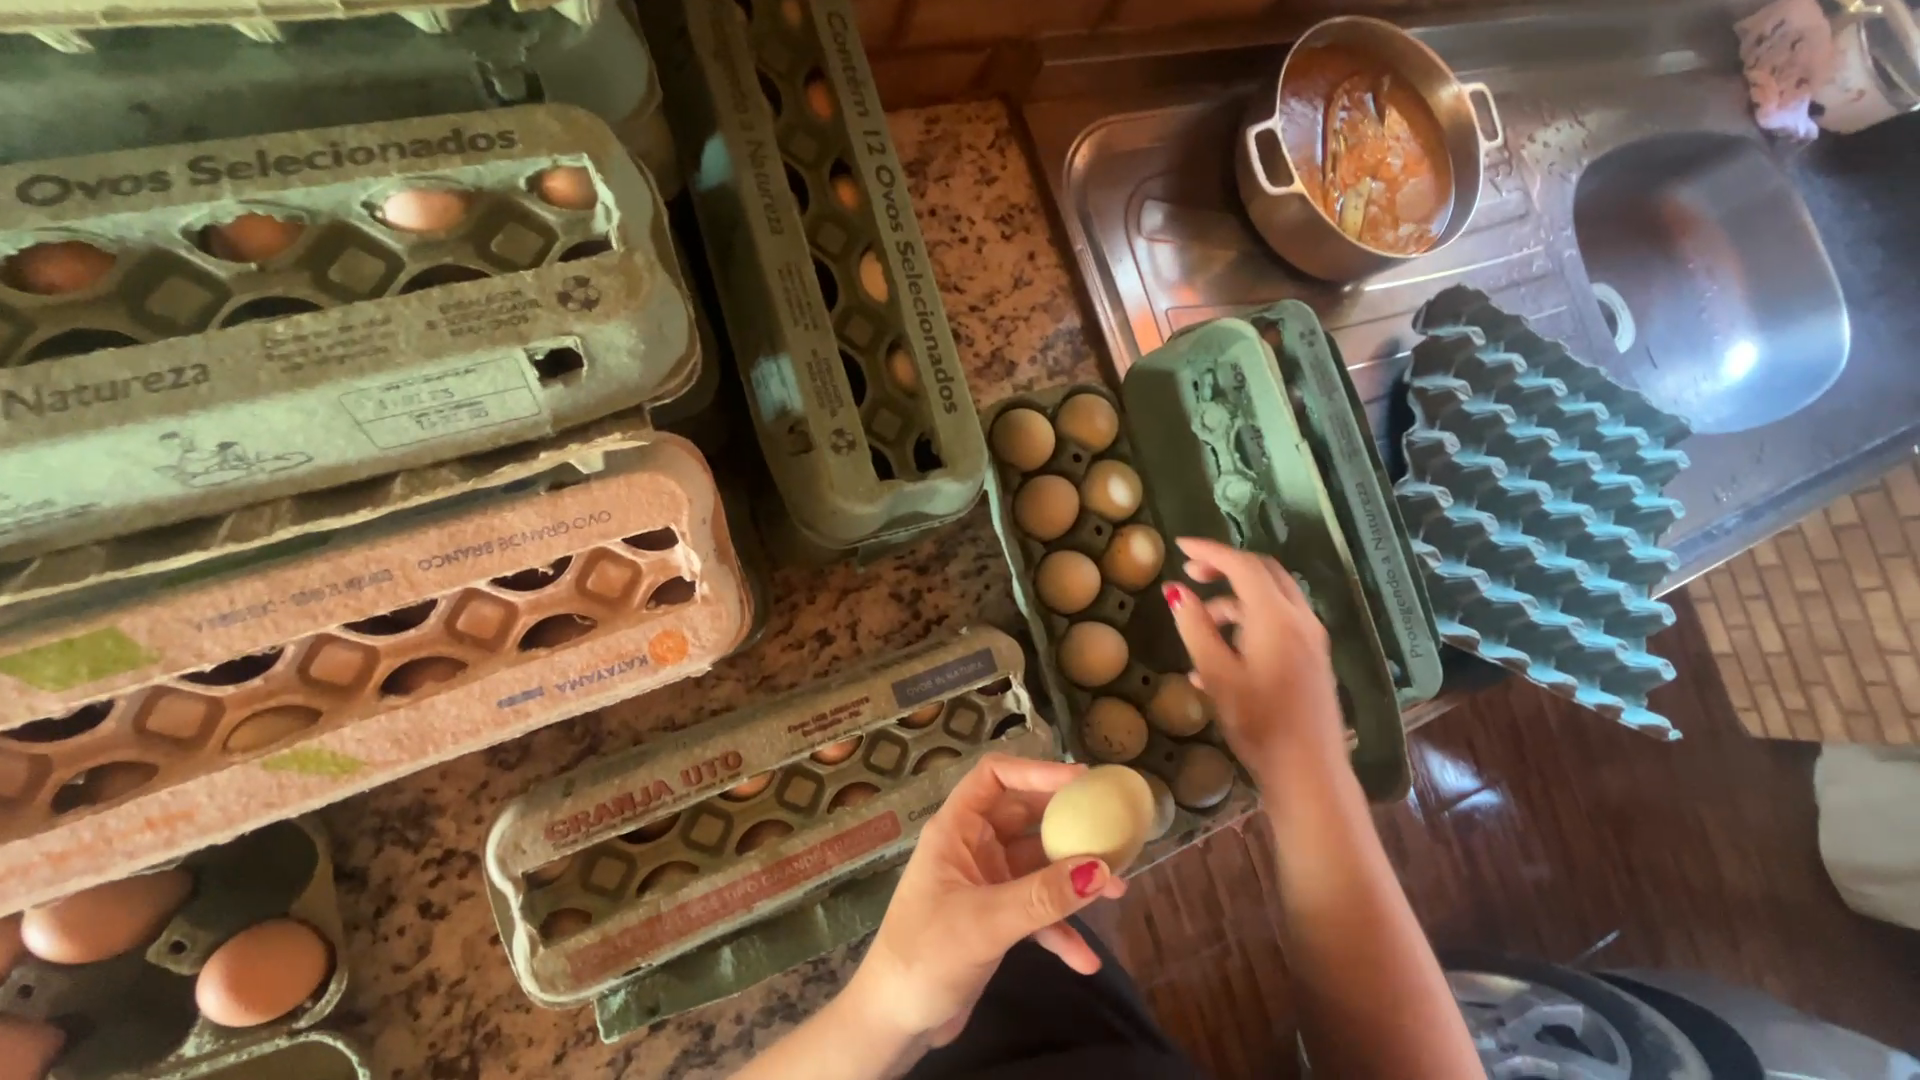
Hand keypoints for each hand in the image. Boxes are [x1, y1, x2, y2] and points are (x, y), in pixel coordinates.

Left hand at [841, 754, 1126, 1047]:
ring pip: (1039, 866)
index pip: (994, 777)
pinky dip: (1060, 930)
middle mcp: (972, 849)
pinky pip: (1036, 912)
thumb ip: (1043, 896)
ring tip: (1119, 890)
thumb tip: (1101, 870)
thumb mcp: (986, 923)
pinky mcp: (995, 920)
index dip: (1036, 771)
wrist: (892, 1023)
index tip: (1082, 781)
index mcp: (955, 830)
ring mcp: (985, 884)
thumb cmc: (923, 957)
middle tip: (1113, 830)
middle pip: (1026, 818)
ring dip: (1075, 879)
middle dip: (1069, 826)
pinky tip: (1085, 960)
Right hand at [1163, 537, 1347, 784]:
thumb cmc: (1258, 723)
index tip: (1179, 547)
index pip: (1242, 565)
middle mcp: (1300, 618)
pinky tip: (1219, 659)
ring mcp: (1311, 639)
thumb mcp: (1217, 674)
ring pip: (1271, 599)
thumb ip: (1195, 627)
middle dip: (1226, 567)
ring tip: (1199, 624)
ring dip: (1234, 600)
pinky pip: (1279, 623)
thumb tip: (1176, 591)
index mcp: (1276, 616)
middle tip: (1192, 575)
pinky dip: (1248, 624)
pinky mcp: (1313, 658)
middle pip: (1263, 573)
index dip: (1209, 552)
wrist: (1308, 771)